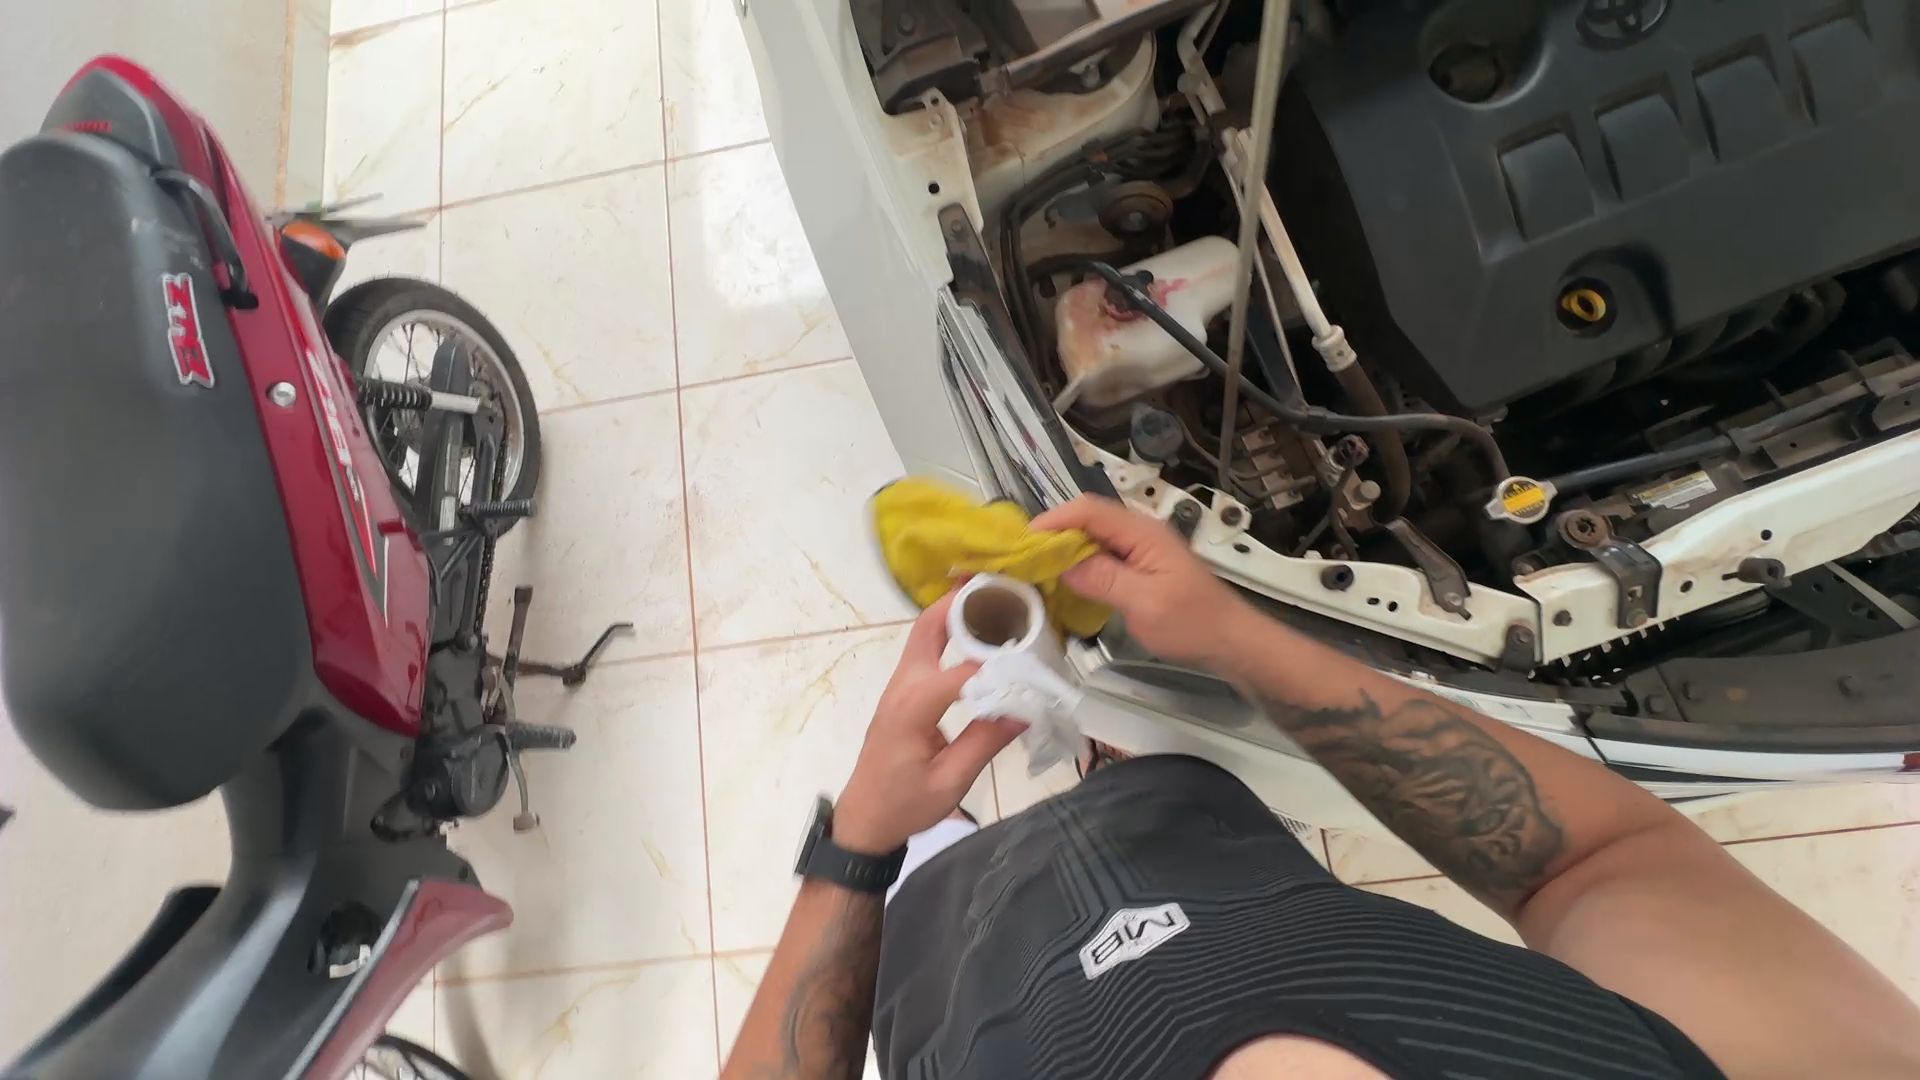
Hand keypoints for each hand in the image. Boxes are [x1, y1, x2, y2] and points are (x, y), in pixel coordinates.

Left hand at [834, 591, 1027, 854]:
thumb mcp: (950, 781)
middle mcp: (903, 686)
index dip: (996, 663)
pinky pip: (925, 650)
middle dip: (960, 604)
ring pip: (924, 634)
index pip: (960, 672)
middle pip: (928, 627)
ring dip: (955, 614)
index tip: (1030, 659)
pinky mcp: (903, 692)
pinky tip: (977, 635)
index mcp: (912, 707)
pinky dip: (949, 632)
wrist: (865, 820)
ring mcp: (899, 686)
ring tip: (994, 605)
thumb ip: (985, 742)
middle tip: (999, 591)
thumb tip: (1025, 710)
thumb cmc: (904, 804)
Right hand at [1032, 495, 1261, 667]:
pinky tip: (1066, 577)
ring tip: (1037, 565)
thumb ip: (1104, 579)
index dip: (1055, 519)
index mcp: (1142, 532)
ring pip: (1093, 535)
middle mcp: (1140, 531)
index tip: (1025, 539)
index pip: (1089, 510)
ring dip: (1065, 546)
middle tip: (1025, 555)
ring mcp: (1140, 547)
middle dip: (1055, 531)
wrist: (1230, 640)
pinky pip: (1102, 552)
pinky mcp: (1139, 564)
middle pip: (1088, 518)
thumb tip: (1063, 564)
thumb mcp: (1145, 604)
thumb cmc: (1192, 623)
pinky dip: (1080, 560)